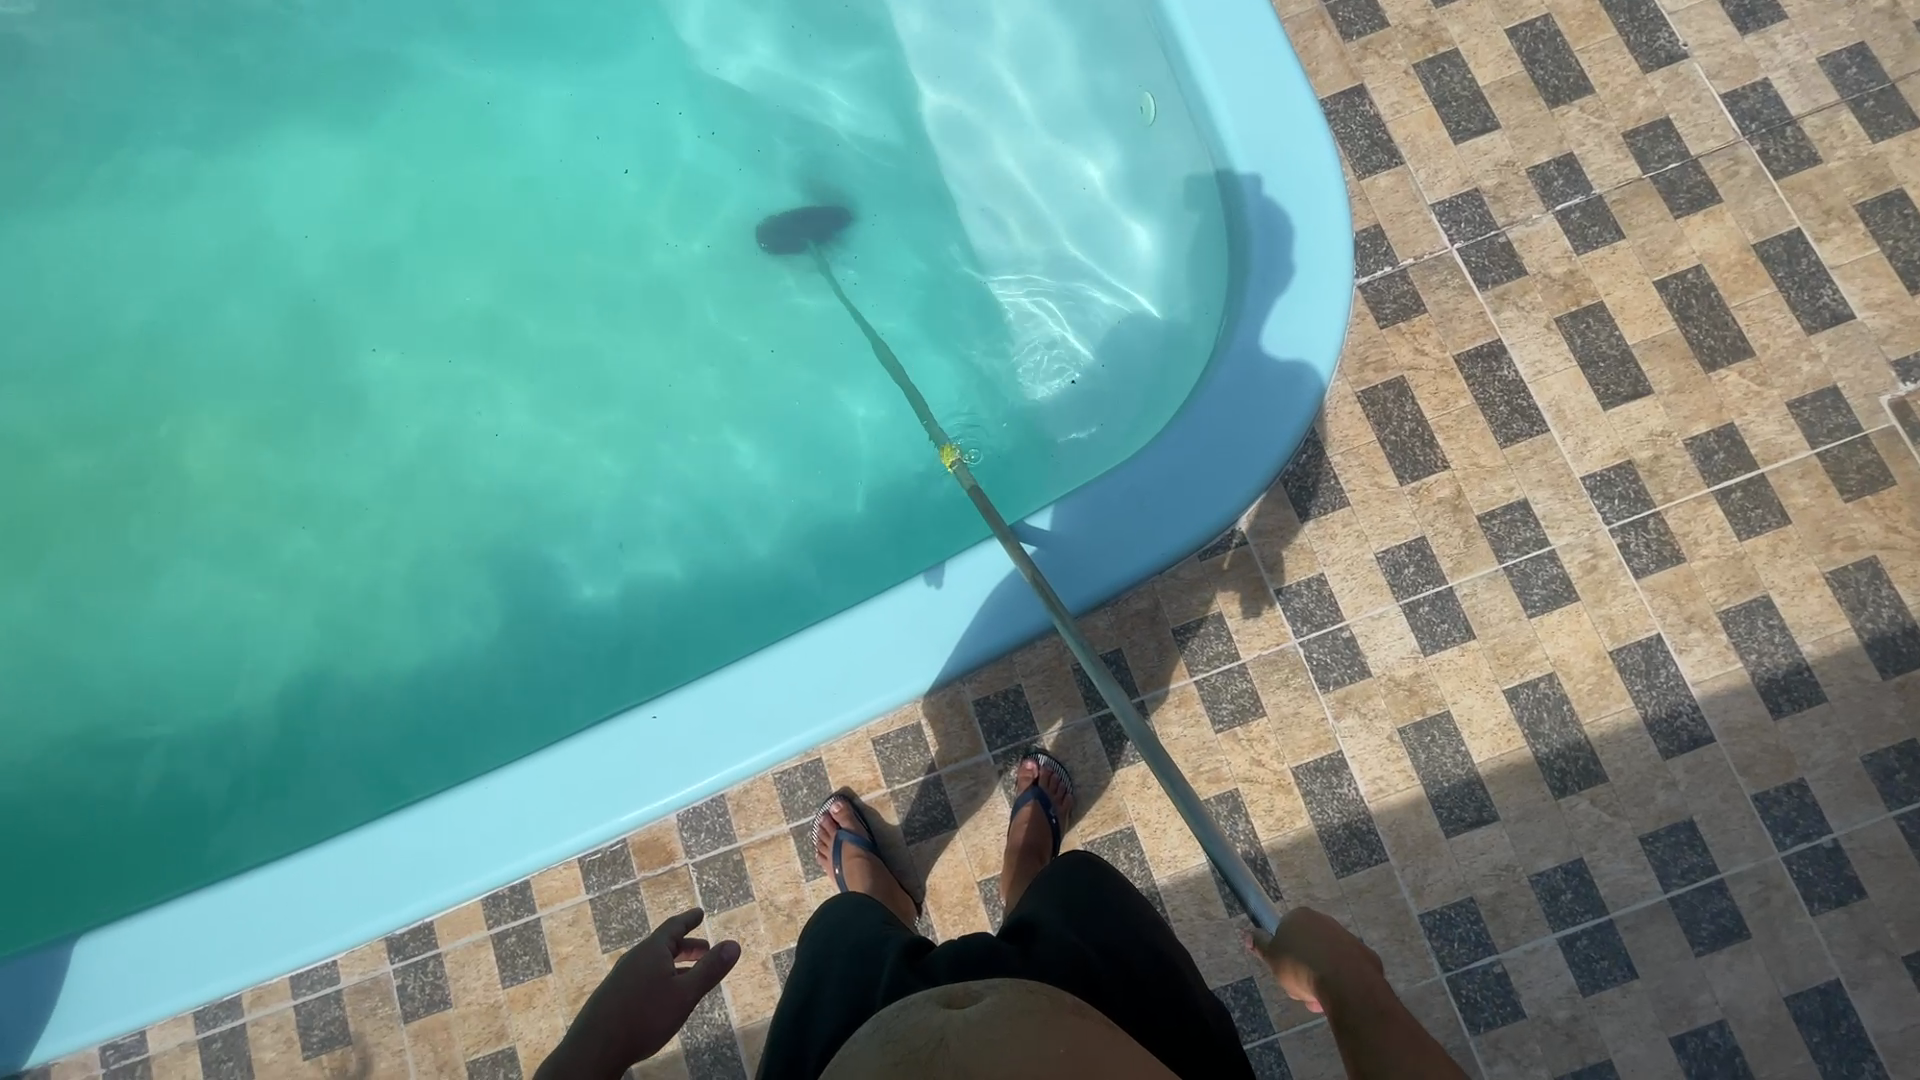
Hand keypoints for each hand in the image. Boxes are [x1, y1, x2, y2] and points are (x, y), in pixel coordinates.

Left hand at [539, 908, 740, 1079]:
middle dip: (686, 946)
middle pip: (663, 945)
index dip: (689, 919)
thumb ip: (710, 969)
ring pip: (652, 963)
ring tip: (687, 975)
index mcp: (652, 950)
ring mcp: (620, 977)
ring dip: (673, 964)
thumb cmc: (644, 1018)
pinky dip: (659, 977)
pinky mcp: (611, 997)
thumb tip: (735, 944)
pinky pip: (642, 977)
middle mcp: (634, 958)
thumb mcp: (685, 994)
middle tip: (705, 950)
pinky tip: (661, 997)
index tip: (700, 913)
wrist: (593, 1051)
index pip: (674, 926)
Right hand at [1246, 906, 1381, 1013]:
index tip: (1285, 972)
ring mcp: (1348, 938)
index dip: (1284, 953)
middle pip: (1309, 945)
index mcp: (1300, 916)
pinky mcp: (1367, 957)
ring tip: (1320, 1001)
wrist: (1346, 985)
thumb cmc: (1301, 967)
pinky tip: (1340, 998)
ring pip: (1330, 958)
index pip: (1287, 930)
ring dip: (1323, 976)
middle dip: (1305, 967)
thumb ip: (1259, 945)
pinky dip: (1344, 981)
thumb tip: (1247, 934)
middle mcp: (1325, 921)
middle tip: (1302, 990)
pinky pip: (1350, 969)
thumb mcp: (1271, 958)